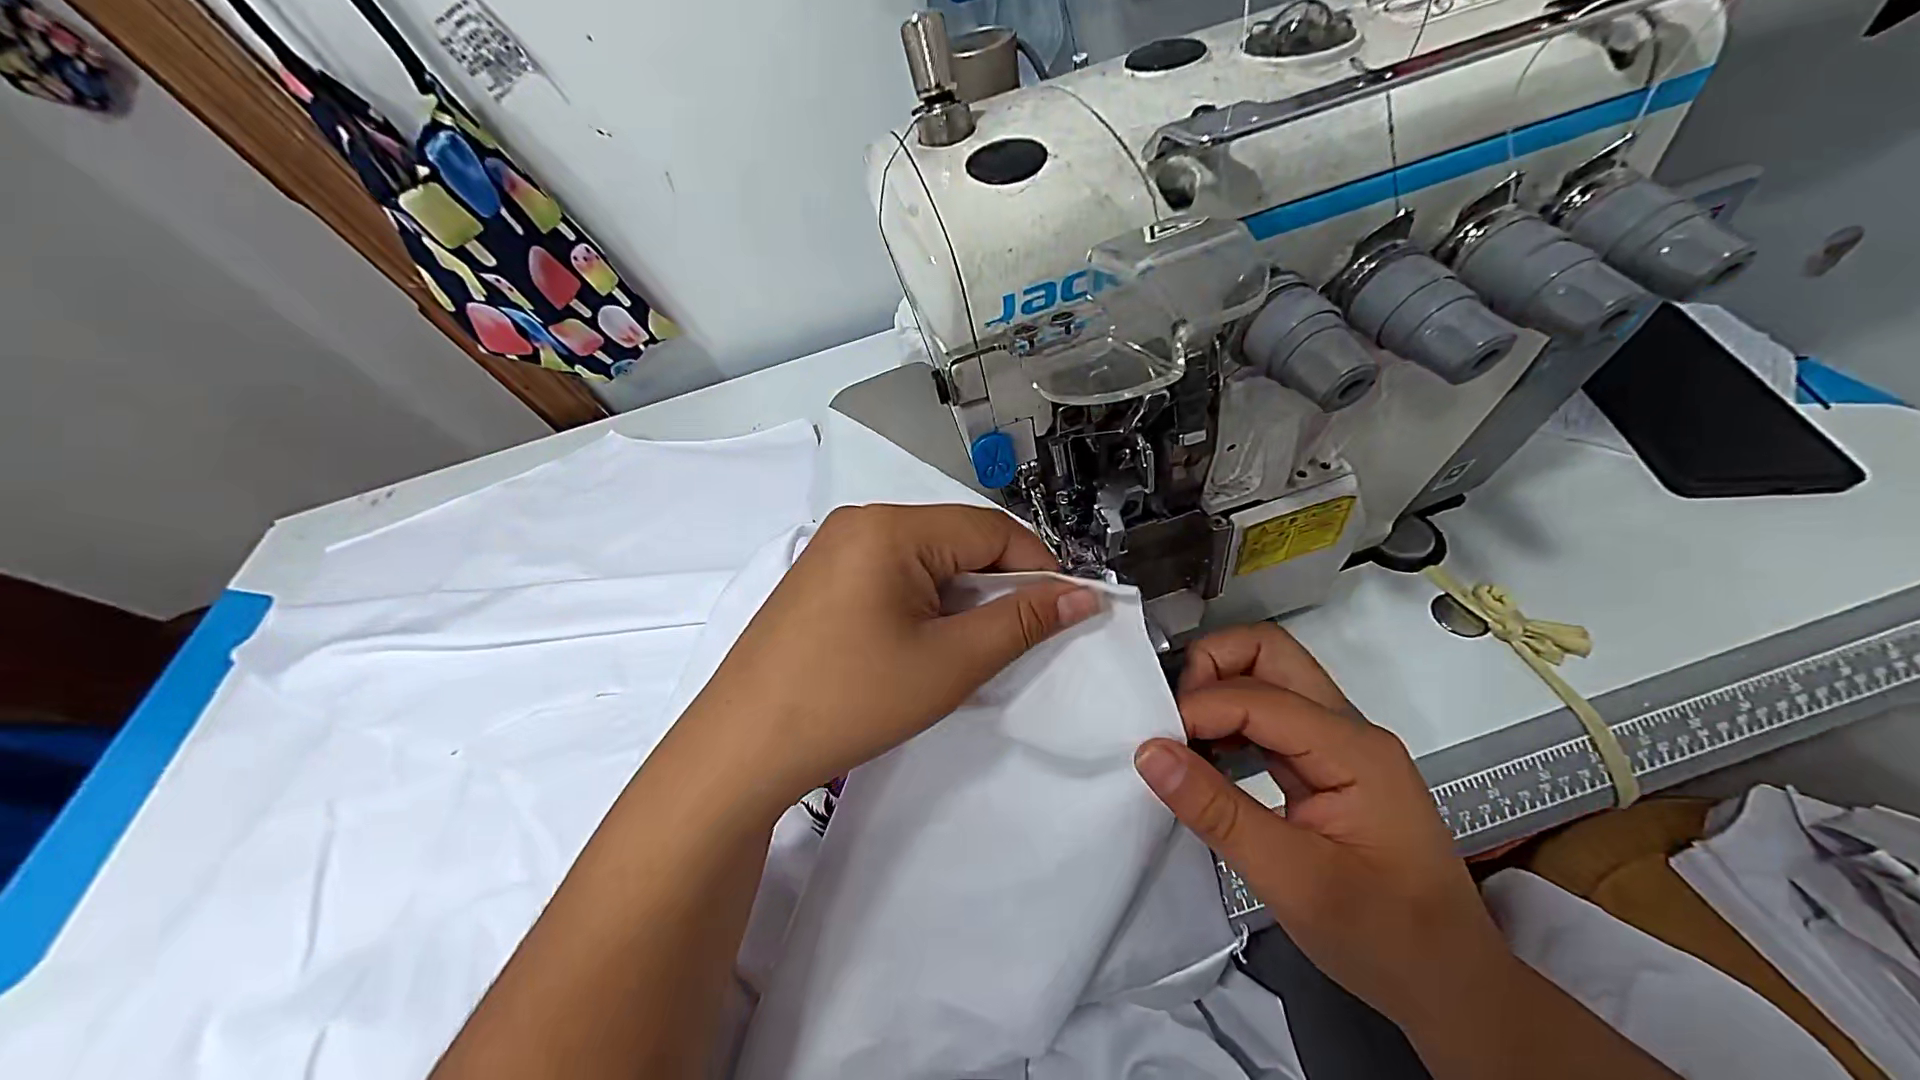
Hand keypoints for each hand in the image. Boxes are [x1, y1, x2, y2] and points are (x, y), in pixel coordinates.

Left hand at [678, 503, 1099, 810]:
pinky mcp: (820, 577)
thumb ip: (1021, 621)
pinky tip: (920, 643)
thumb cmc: (851, 700)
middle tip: (1013, 639)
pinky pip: (892, 573)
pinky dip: (923, 601)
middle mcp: (860, 521)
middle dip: (996, 585)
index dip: (1037, 568)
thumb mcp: (949, 662)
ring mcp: (834, 548)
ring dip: (960, 596)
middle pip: (957, 539)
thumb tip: (1082, 594)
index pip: (991, 529)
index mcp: (890, 526)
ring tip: (965, 647)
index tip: (1063, 612)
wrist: (743, 748)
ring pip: (927, 558)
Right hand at [1132, 624, 1521, 1032]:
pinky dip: (1227, 721)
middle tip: (1169, 717)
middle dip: (1209, 667)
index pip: (1256, 698)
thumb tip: (1150, 753)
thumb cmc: (1386, 936)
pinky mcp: (1323, 764)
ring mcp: (1337, 744)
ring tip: (1179, 738)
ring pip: (1266, 676)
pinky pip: (1267, 716)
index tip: (1153, 747)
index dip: (1197, 710)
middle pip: (1268, 653)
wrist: (1451, 984)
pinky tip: (1204, 756)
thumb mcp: (1293, 881)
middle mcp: (1347, 730)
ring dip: (1216, 692)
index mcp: (1352, 749)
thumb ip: (1217, 811)